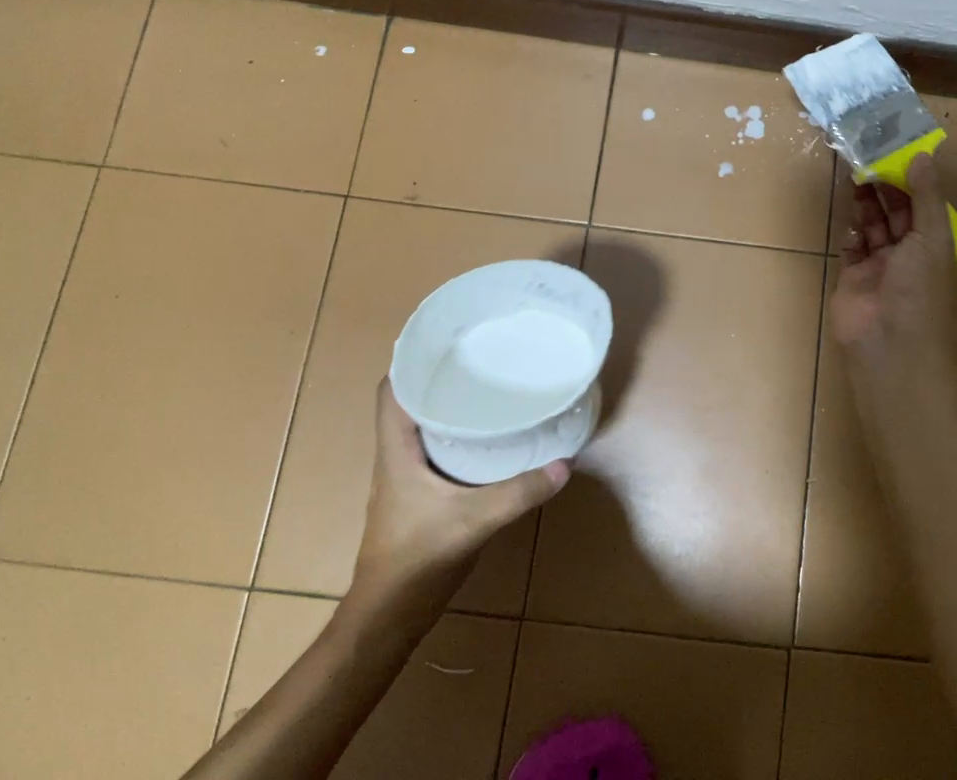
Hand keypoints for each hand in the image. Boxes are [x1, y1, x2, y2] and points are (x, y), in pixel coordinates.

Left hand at [350, 379, 570, 607]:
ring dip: (453, 409)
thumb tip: (565, 464)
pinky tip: (493, 441)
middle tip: (484, 361)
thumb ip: (519, 493)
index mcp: (397, 450)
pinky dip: (462, 439)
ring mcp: (410, 479)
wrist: (391, 612)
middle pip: (414, 404)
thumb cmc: (418, 557)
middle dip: (443, 380)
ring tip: (492, 391)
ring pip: (428, 429)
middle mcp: (399, 457)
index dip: (412, 362)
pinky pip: (441, 453)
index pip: (393, 391)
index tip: (449, 343)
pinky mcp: (424, 497)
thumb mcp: (473, 521)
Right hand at [828, 153, 955, 366]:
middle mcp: (909, 254)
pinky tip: (849, 209)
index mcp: (935, 245)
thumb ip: (926, 197)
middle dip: (884, 184)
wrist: (890, 346)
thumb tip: (922, 155)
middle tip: (868, 152)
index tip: (896, 148)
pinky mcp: (852, 278)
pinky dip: (851, 229)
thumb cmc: (920, 290)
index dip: (911, 178)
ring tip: (854, 169)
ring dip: (865, 200)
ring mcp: (879, 266)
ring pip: (872, 225)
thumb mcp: (933, 238)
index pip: (923, 204)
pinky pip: (851, 247)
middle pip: (896, 211)